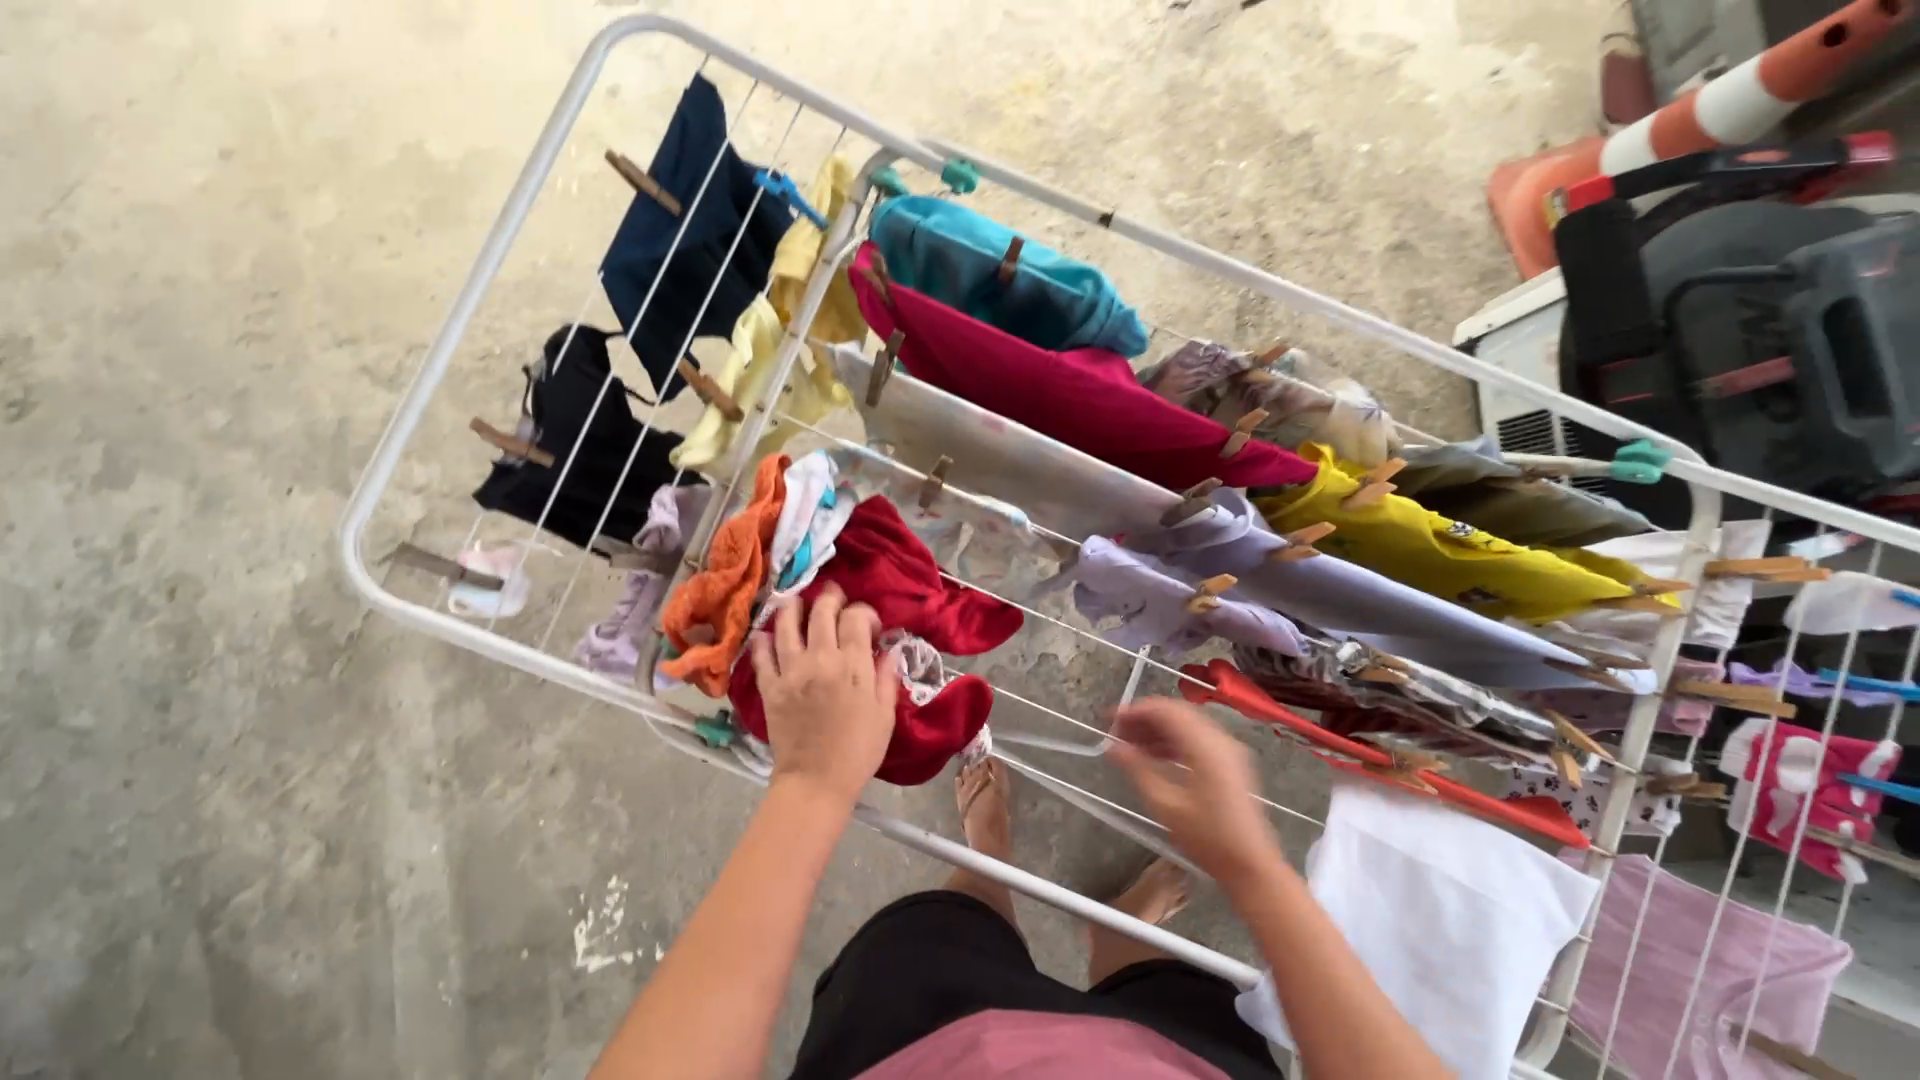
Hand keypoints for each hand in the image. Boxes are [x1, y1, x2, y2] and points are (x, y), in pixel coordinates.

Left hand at [750, 584, 899, 807]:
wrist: (817, 781)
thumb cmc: (858, 751)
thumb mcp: (885, 714)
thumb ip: (887, 678)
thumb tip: (890, 650)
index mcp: (853, 665)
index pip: (856, 619)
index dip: (864, 613)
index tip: (869, 625)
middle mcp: (820, 660)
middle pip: (821, 613)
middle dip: (829, 598)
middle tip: (833, 596)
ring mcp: (791, 672)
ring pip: (786, 626)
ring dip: (791, 608)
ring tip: (795, 602)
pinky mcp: (769, 687)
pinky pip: (761, 656)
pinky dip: (761, 642)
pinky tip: (764, 634)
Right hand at [1106, 698, 1283, 891]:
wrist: (1250, 865)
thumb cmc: (1206, 838)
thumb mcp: (1164, 805)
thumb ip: (1137, 769)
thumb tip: (1112, 747)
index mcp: (1205, 746)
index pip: (1165, 711)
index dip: (1135, 711)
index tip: (1110, 721)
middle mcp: (1220, 740)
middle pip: (1177, 713)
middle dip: (1144, 719)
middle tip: (1117, 732)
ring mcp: (1228, 750)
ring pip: (1187, 724)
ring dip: (1158, 729)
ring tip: (1131, 745)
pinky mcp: (1231, 762)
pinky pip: (1197, 738)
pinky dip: (1173, 740)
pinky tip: (1155, 756)